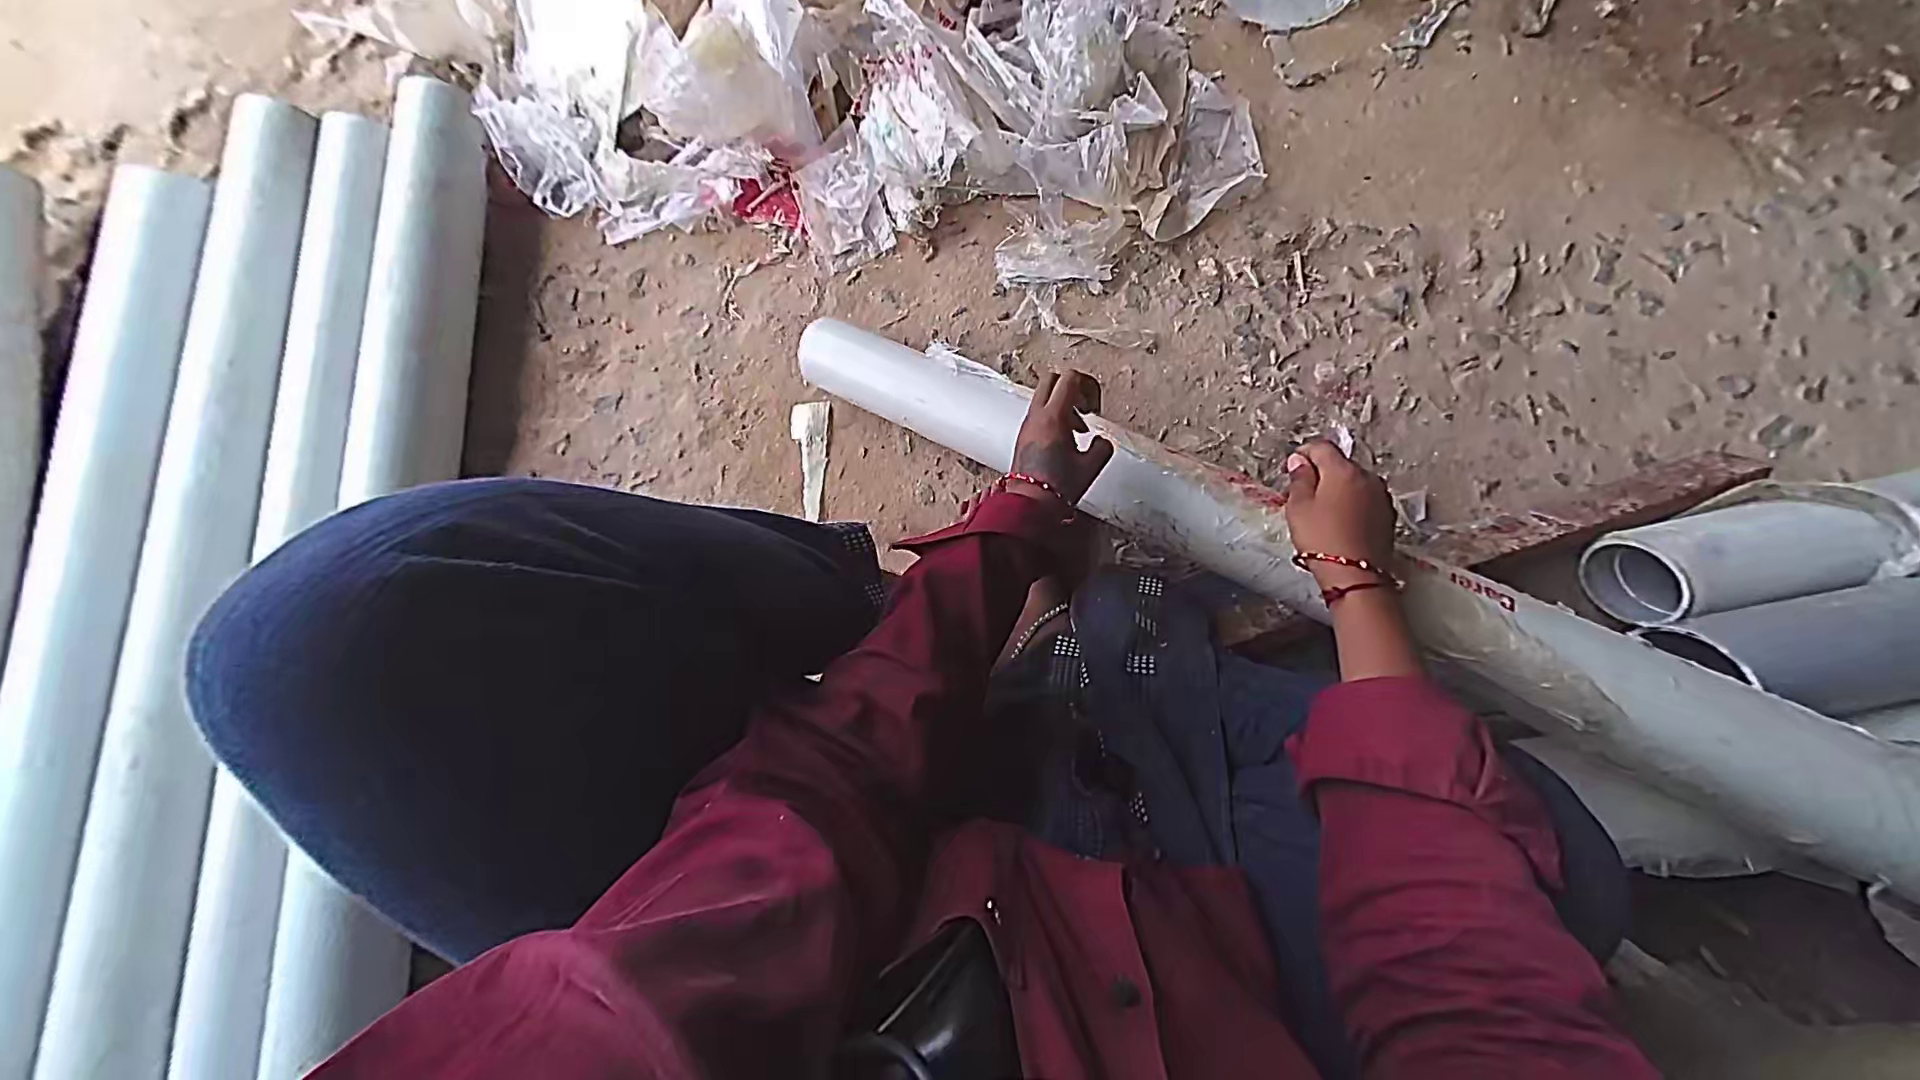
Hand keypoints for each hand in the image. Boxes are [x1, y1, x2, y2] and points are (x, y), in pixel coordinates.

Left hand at [1009, 370, 1114, 505]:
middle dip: (1073, 387)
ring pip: (1045, 396)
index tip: (1095, 407)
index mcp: (1053, 417)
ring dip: (1064, 404)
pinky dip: (1054, 417)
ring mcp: (1027, 425)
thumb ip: (1102, 446)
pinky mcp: (1023, 436)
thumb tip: (1100, 441)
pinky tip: (1065, 441)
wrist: (1028, 504)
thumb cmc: (1056, 487)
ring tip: (1078, 429)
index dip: (1089, 386)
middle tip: (1086, 407)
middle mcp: (1036, 416)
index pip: (1070, 378)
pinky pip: (1039, 413)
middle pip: (1053, 378)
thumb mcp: (1091, 465)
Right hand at [1283, 440, 1397, 588]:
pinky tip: (1338, 519)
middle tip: (1301, 492)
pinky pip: (1364, 497)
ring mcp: (1380, 495)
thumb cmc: (1321, 538)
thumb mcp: (1298, 506)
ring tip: (1320, 509)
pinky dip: (1350, 501)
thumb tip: (1299, 460)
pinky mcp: (1386, 513)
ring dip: (1336, 487)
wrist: (1355, 572)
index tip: (1291, 468)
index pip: (1321, 447)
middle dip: (1320, 472)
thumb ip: (1299, 478)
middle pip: (1339, 463)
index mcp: (1342, 471)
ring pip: (1353, 481)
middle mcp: (1367, 477)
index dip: (1302, 453)